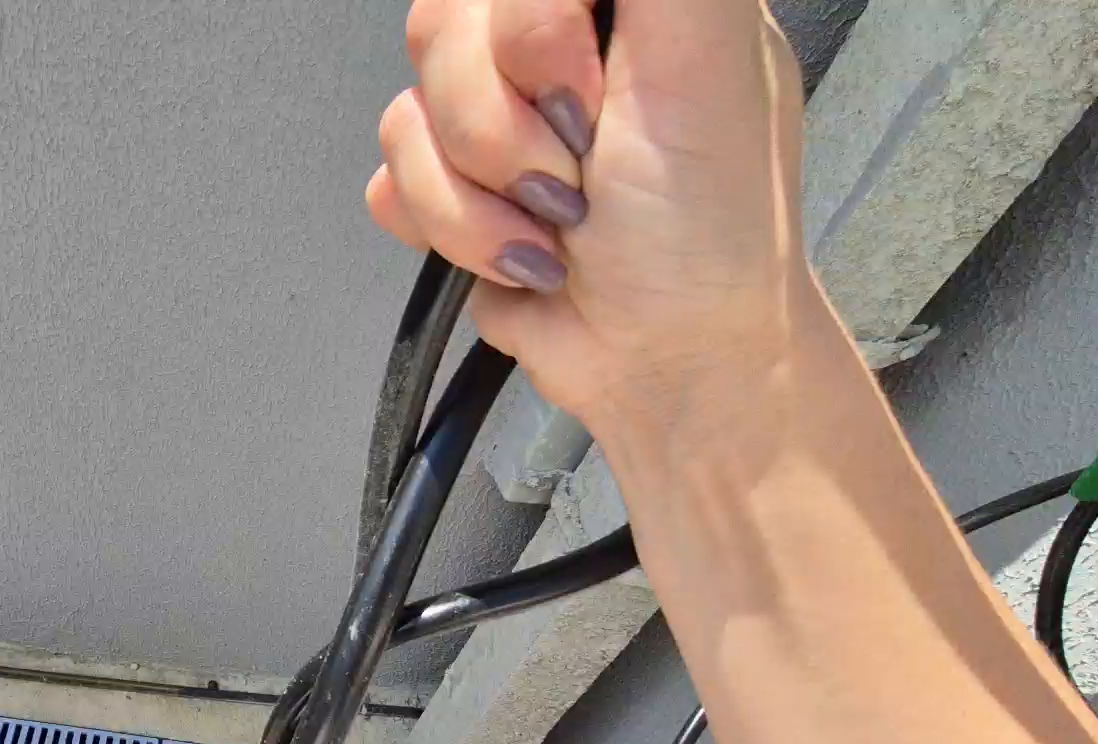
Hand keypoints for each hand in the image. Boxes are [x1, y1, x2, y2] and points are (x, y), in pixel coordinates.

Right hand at [366, 0, 818, 428]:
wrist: (659, 356)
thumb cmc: (704, 232)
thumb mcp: (706, 58)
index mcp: (608, 4)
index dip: (524, 33)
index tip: (587, 95)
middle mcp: (541, 55)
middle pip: (435, 37)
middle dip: (498, 133)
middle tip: (572, 177)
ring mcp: (485, 133)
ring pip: (404, 128)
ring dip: (475, 207)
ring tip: (551, 236)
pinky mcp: (448, 202)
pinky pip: (390, 191)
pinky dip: (444, 234)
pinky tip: (508, 253)